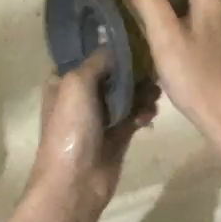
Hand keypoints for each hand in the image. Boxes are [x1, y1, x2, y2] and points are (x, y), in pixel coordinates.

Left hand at [26, 48, 156, 216]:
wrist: (74, 184)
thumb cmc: (70, 128)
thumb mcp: (77, 83)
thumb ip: (99, 60)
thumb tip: (118, 46)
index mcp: (65, 81)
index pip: (90, 54)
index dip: (111, 46)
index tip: (136, 37)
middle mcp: (82, 95)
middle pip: (113, 72)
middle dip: (133, 68)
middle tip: (152, 65)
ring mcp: (100, 116)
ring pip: (128, 92)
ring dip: (143, 89)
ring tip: (155, 91)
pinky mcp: (118, 134)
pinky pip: (136, 113)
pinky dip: (144, 110)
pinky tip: (150, 112)